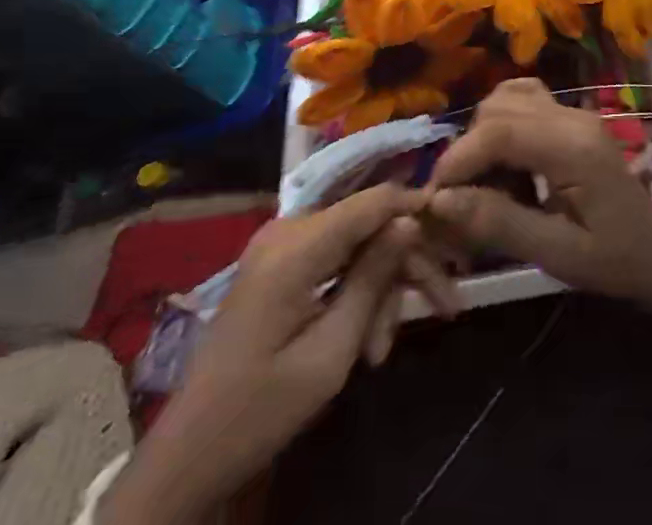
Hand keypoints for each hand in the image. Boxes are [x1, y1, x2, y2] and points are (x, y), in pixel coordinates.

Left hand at [103, 186, 457, 523]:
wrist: (192, 451)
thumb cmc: (263, 408)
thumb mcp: (333, 349)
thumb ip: (372, 277)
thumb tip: (411, 221)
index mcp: (295, 249)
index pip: (374, 202)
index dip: (419, 208)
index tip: (459, 234)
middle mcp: (286, 233)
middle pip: (370, 225)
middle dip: (407, 266)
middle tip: (447, 306)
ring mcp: (280, 248)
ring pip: (358, 246)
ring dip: (382, 291)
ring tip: (385, 347)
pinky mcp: (280, 266)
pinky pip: (336, 262)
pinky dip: (357, 294)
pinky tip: (368, 341)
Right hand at [425, 79, 651, 303]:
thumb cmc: (613, 260)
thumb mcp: (556, 253)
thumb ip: (499, 222)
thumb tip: (439, 200)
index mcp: (573, 148)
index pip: (498, 131)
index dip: (457, 160)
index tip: (436, 200)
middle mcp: (573, 118)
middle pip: (497, 109)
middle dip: (467, 151)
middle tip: (460, 199)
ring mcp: (575, 114)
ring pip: (507, 99)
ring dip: (482, 136)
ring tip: (484, 182)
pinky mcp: (572, 120)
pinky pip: (524, 102)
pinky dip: (501, 124)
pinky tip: (503, 161)